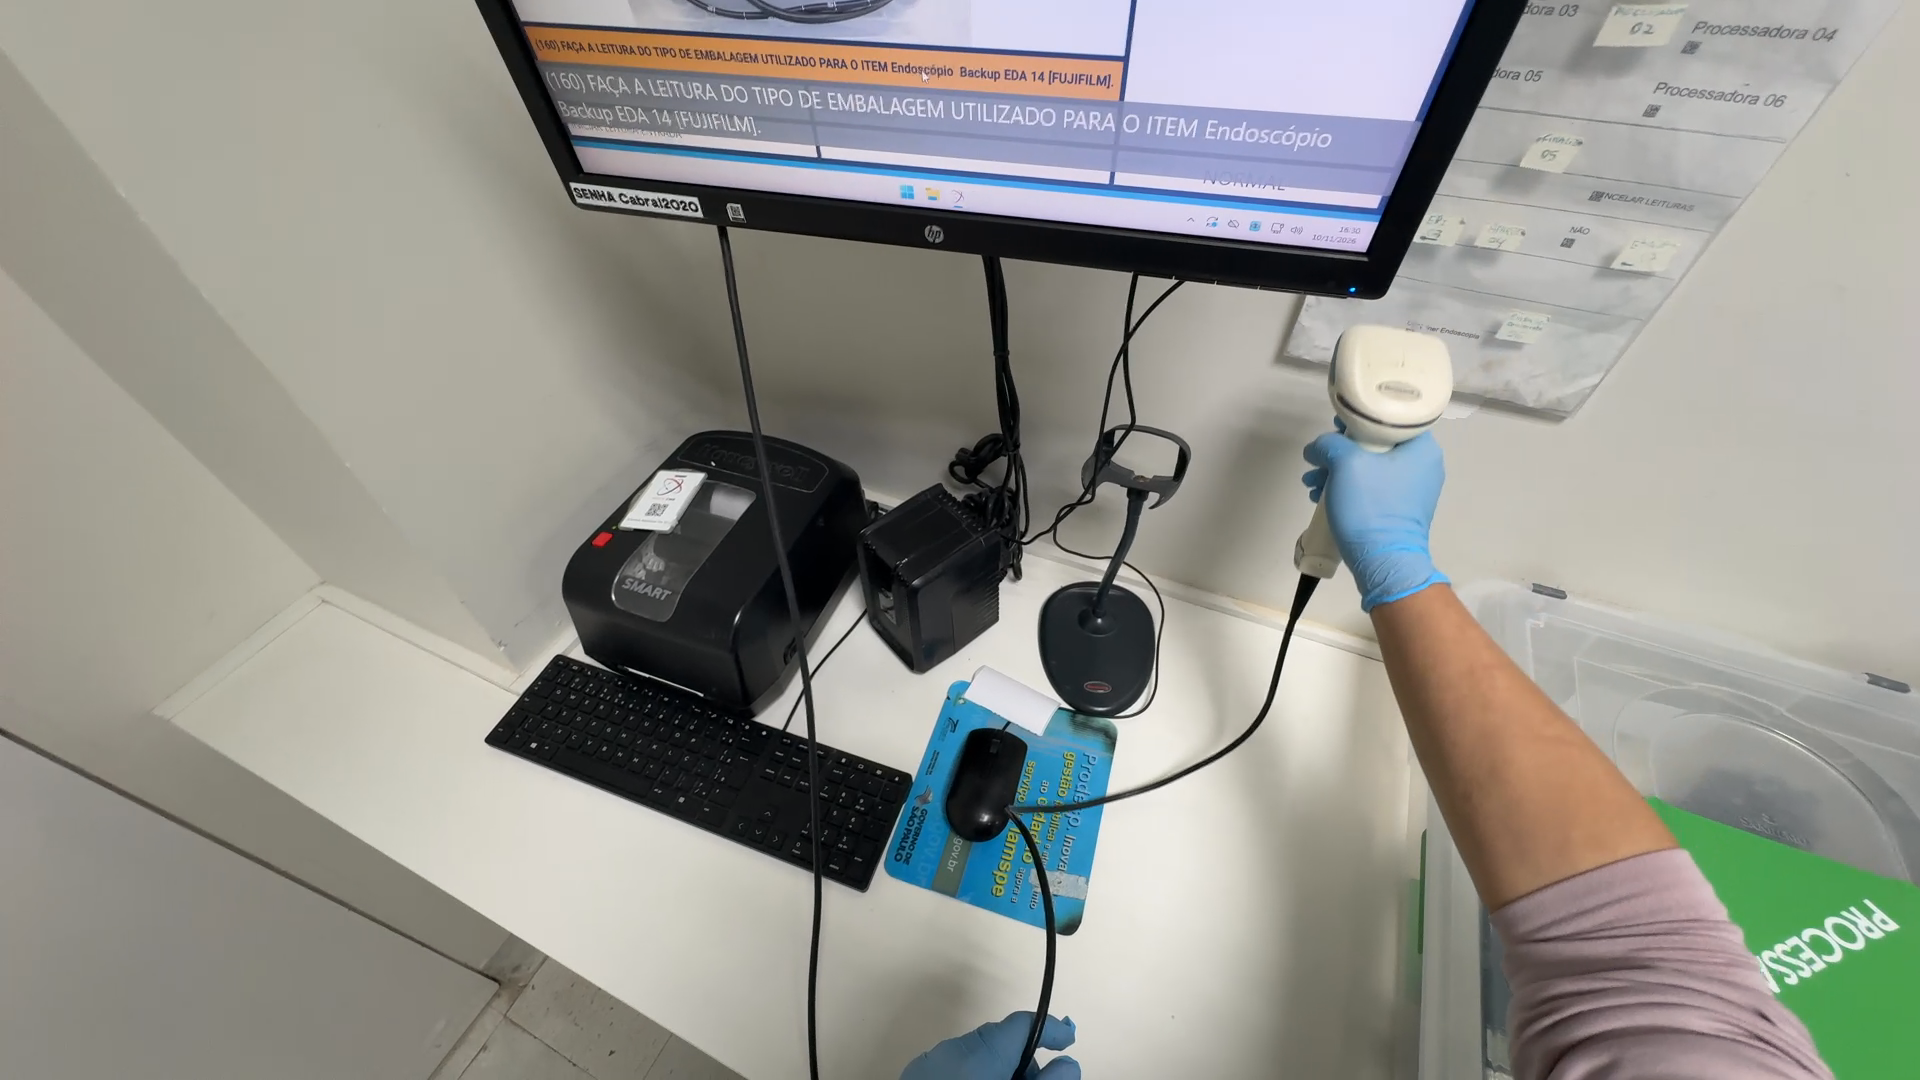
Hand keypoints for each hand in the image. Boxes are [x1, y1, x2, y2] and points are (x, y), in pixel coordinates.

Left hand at [900, 1013, 1080, 1079]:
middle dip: (1024, 1063)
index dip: (1049, 1028)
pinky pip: (956, 1070)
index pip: (1021, 1023)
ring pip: (978, 1058)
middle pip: (1000, 1042)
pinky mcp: (916, 1076)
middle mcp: (950, 1049)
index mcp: (977, 1052)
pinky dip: (975, 1079)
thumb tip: (1068, 1064)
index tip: (1068, 1041)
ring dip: (1000, 1073)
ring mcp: (929, 1063)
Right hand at [1301, 427, 1447, 610]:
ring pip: (1369, 468)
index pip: (1389, 419)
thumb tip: (1318, 448)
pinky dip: (1348, 488)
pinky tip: (1324, 497)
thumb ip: (1329, 444)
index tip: (1334, 426)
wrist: (1383, 560)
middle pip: (1375, 445)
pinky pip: (1371, 488)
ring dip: (1337, 472)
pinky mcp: (1399, 510)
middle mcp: (1423, 466)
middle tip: (1317, 460)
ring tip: (1313, 484)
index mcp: (1421, 448)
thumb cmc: (1370, 507)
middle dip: (1340, 452)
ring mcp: (1412, 490)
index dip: (1358, 419)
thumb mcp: (1345, 464)